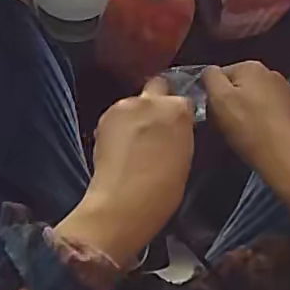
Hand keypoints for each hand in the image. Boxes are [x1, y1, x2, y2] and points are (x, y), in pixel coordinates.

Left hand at [56, 75, 194, 266]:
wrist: (123, 202)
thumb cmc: (163, 191)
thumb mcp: (185, 157)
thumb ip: (180, 133)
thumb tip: (173, 129)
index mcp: (178, 110)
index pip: (183, 100)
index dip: (179, 114)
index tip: (175, 127)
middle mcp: (151, 100)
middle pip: (157, 87)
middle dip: (157, 100)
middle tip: (154, 125)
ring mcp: (124, 106)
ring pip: (134, 102)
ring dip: (135, 114)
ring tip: (132, 140)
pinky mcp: (103, 116)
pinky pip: (116, 114)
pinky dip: (118, 124)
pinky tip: (118, 145)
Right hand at [203, 62, 289, 218]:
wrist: (288, 158)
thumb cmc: (249, 128)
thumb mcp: (218, 100)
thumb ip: (210, 78)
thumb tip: (210, 72)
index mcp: (251, 67)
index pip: (219, 75)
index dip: (212, 95)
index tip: (212, 114)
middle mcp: (272, 74)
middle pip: (239, 86)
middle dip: (230, 103)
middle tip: (226, 126)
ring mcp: (288, 93)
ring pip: (255, 100)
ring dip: (247, 113)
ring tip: (245, 134)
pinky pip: (271, 113)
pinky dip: (265, 122)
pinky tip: (263, 137)